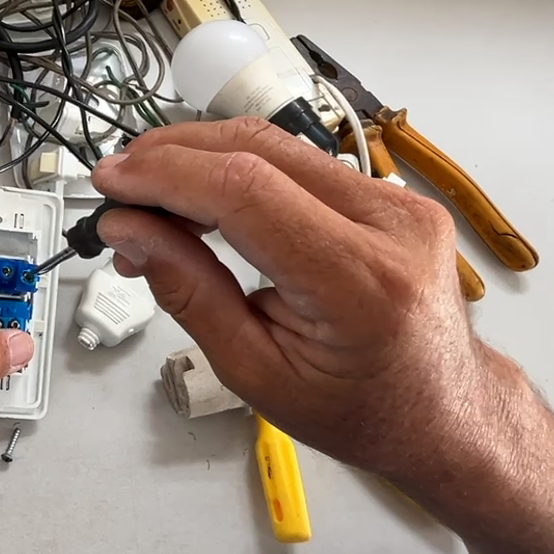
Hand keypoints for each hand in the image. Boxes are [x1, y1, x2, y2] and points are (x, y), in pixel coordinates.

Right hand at [90, 117, 519, 483]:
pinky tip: (193, 200)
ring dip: (194, 158)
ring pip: (271, 143)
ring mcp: (394, 198)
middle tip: (118, 184)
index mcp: (360, 283)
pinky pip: (290, 160)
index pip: (245, 192)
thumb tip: (127, 230)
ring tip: (146, 200)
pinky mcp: (385, 192)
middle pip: (257, 148)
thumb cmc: (354, 410)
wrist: (445, 409)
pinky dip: (227, 170)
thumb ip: (188, 292)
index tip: (108, 183)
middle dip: (171, 155)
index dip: (165, 176)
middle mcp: (389, 223)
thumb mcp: (254, 371)